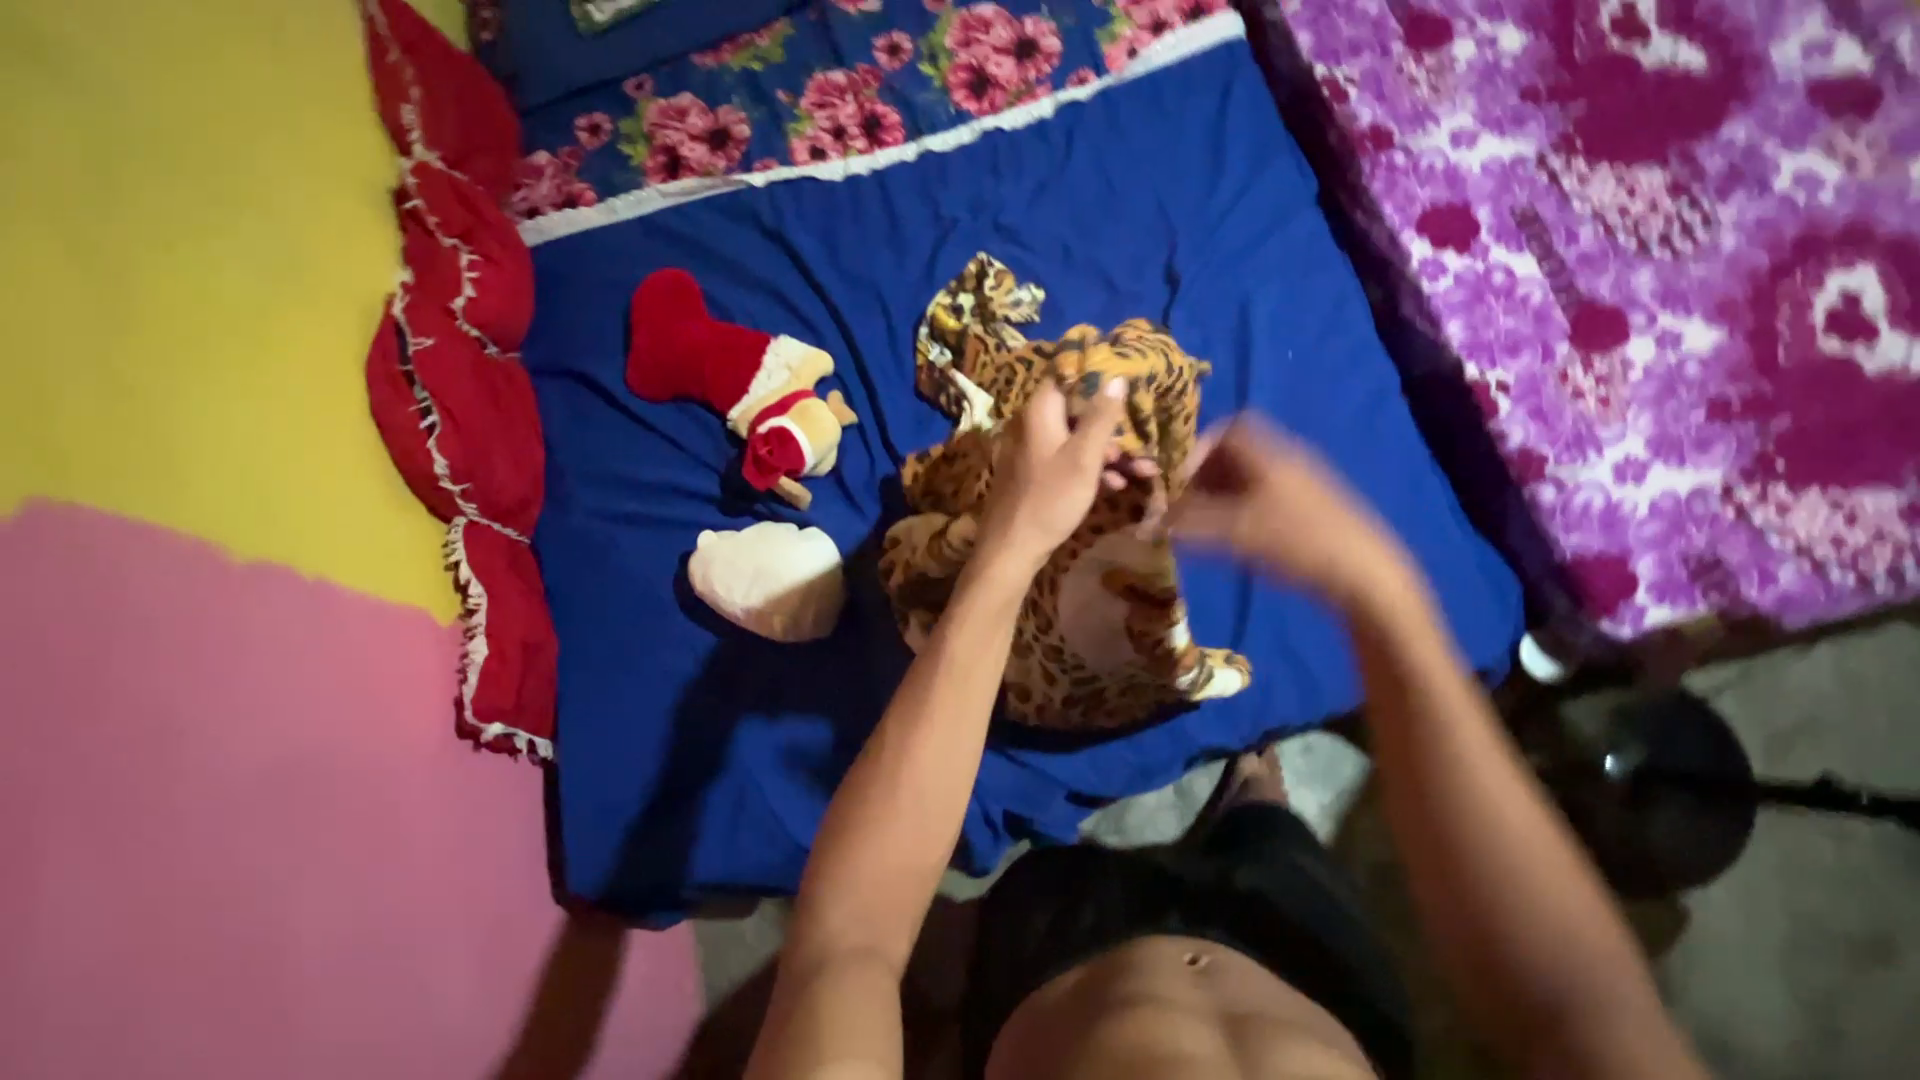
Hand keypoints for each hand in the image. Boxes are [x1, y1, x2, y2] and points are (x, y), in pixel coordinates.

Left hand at [975, 378, 1146, 575]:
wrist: (1013, 548)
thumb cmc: (1050, 498)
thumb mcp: (1084, 457)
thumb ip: (1102, 417)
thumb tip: (1116, 377)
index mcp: (1040, 412)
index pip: (1068, 375)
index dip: (1098, 375)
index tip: (1128, 380)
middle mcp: (1033, 425)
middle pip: (1078, 410)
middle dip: (1114, 425)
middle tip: (1143, 439)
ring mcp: (1034, 451)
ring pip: (1078, 439)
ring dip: (1110, 452)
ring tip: (1144, 469)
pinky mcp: (1037, 474)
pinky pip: (1069, 461)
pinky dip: (1093, 469)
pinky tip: (1117, 485)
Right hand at [1166, 412, 1415, 608]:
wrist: (1365, 575)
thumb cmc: (1298, 544)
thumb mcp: (1234, 533)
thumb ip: (1189, 524)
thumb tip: (1152, 522)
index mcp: (1270, 455)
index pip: (1230, 428)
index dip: (1199, 448)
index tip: (1180, 480)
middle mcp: (1287, 460)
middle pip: (1238, 453)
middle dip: (1206, 476)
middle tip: (1187, 506)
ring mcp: (1304, 485)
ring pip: (1252, 477)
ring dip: (1223, 495)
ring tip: (1206, 526)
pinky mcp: (1313, 509)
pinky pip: (1267, 496)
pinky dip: (1243, 510)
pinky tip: (1238, 539)